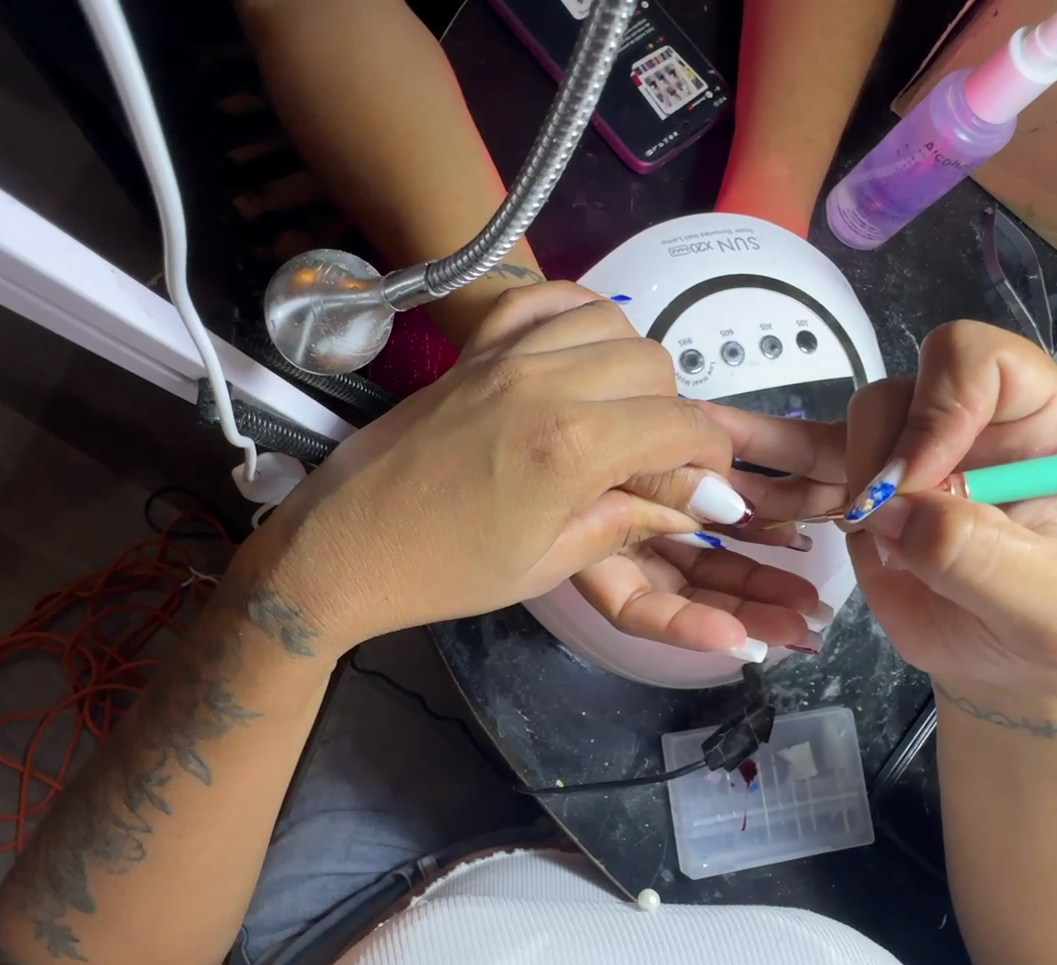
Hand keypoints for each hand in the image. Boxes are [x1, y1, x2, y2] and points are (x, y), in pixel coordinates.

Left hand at [254, 283, 819, 653]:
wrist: (345, 547)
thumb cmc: (445, 572)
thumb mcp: (547, 562)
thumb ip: (626, 519)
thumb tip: (693, 503)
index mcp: (572, 448)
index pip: (682, 424)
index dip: (710, 454)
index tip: (707, 480)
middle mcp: (546, 383)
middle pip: (654, 364)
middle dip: (671, 412)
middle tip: (654, 457)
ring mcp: (504, 356)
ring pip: (609, 323)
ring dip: (629, 365)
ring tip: (617, 409)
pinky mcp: (473, 349)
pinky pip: (541, 300)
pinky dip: (574, 317)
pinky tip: (577, 353)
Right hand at [709, 322, 1056, 694]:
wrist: (996, 658)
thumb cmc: (1042, 627)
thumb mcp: (1042, 603)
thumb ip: (975, 552)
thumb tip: (893, 511)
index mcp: (1034, 426)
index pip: (978, 364)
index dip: (938, 409)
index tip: (922, 483)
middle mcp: (966, 426)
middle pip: (896, 395)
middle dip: (873, 457)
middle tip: (874, 522)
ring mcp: (908, 457)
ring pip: (843, 428)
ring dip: (798, 460)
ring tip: (758, 500)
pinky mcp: (861, 491)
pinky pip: (808, 471)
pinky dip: (770, 481)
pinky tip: (735, 492)